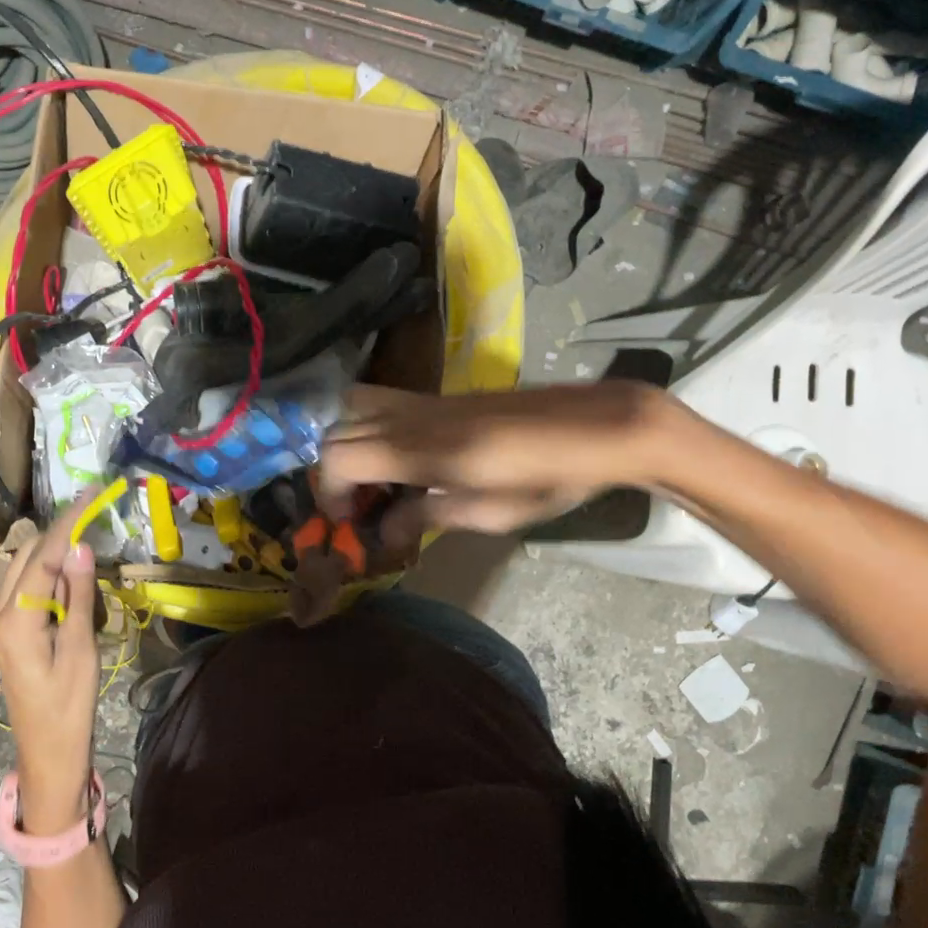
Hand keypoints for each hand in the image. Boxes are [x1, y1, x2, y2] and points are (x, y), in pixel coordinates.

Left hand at [0, 490, 102, 834]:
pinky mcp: (11, 631)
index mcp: (16, 618)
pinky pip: (28, 588)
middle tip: (97, 516)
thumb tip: (81, 546)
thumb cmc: (69, 708)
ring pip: (26, 569)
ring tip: (91, 548)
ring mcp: (2, 622)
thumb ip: (80, 596)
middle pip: (27, 555)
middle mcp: (1, 612)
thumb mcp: (81, 651)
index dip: (68, 522)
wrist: (48, 754)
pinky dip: (50, 575)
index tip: (91, 493)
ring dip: (55, 554)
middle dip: (60, 533)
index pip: (42, 555)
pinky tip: (76, 581)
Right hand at [318, 381, 682, 538]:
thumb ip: (427, 517)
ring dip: (348, 440)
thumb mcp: (490, 513)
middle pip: (337, 429)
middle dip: (332, 470)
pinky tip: (401, 460)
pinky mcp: (441, 397)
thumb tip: (385, 530)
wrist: (599, 427)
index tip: (345, 518)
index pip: (340, 457)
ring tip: (371, 475)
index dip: (329, 490)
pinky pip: (383, 403)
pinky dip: (371, 429)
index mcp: (423, 451)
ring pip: (353, 406)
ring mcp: (425, 402)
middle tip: (356, 504)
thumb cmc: (550, 480)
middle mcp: (413, 418)